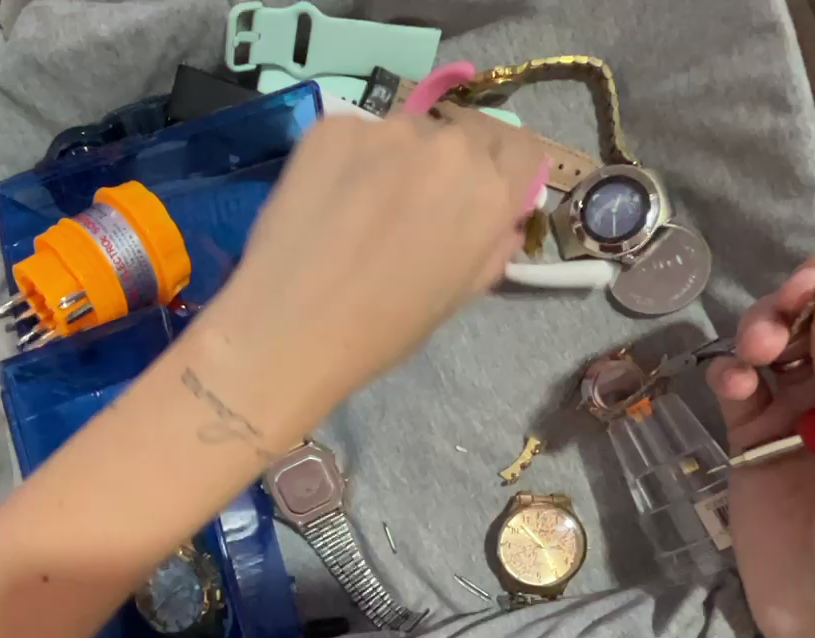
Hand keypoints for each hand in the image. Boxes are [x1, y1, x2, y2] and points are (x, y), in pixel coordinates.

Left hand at [205, 114, 544, 398]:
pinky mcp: (332, 127)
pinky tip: (327, 205)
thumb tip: (503, 220)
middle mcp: (447, 146)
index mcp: (490, 192)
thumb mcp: (454, 299)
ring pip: (408, 133)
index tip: (479, 199)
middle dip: (450, 168)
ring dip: (398, 162)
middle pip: (465, 137)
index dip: (504, 176)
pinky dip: (350, 163)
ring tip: (361, 212)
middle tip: (414, 212)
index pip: (523, 152)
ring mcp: (386, 130)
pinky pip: (356, 136)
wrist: (290, 330)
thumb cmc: (380, 333)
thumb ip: (490, 248)